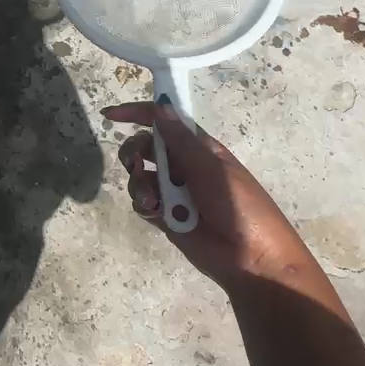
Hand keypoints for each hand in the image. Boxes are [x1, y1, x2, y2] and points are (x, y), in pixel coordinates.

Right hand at [104, 101, 329, 300]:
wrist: (254, 260)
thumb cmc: (239, 206)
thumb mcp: (211, 168)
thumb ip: (181, 139)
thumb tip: (160, 105)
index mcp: (199, 149)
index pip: (164, 122)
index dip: (137, 114)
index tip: (111, 115)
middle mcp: (184, 166)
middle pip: (145, 148)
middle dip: (133, 153)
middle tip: (134, 164)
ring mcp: (174, 192)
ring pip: (140, 176)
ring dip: (139, 184)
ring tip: (152, 201)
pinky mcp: (166, 217)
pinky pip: (142, 202)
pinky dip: (143, 204)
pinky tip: (154, 212)